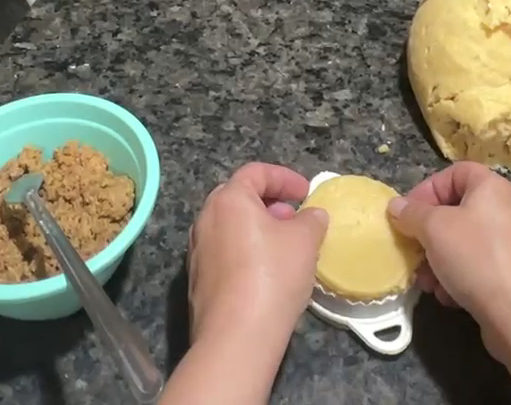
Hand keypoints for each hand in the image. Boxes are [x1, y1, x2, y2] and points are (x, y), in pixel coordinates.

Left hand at [186, 163, 328, 354]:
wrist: (236, 338)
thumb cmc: (272, 276)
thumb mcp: (304, 241)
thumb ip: (311, 220)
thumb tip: (313, 215)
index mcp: (229, 199)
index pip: (256, 172)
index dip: (284, 177)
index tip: (306, 192)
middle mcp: (206, 218)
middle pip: (239, 196)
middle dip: (269, 202)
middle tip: (293, 217)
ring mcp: (198, 251)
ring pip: (230, 226)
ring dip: (257, 228)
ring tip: (284, 246)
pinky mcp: (197, 280)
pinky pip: (224, 252)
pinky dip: (246, 251)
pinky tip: (266, 273)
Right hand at [390, 162, 510, 361]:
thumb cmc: (476, 258)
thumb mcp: (434, 229)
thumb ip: (412, 214)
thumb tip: (396, 206)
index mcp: (493, 187)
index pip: (454, 173)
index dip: (427, 189)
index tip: (408, 214)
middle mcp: (510, 208)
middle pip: (460, 210)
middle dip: (430, 233)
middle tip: (414, 252)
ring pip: (469, 241)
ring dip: (442, 259)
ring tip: (428, 282)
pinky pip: (485, 265)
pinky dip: (463, 276)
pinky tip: (449, 297)